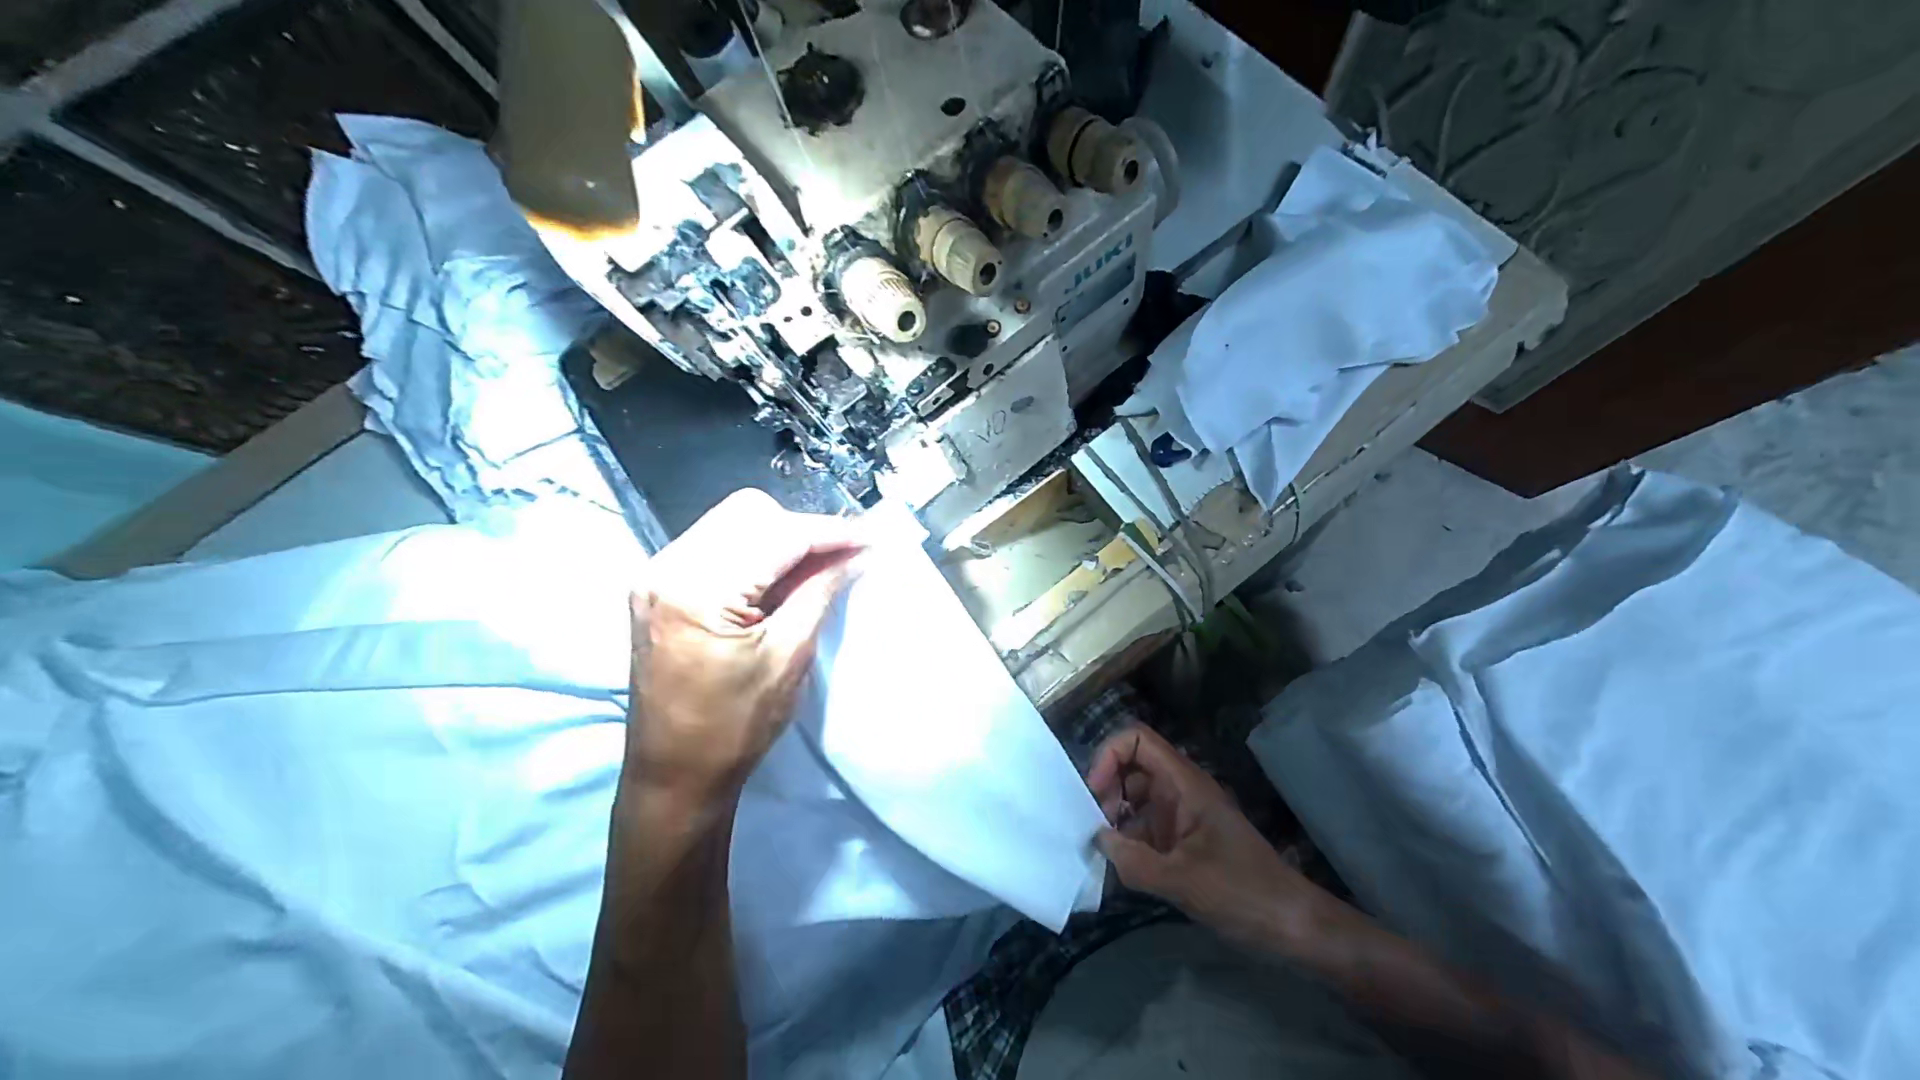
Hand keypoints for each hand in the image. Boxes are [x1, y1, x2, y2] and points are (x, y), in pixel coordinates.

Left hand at [626, 489, 866, 809]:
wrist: (674, 773)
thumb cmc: (734, 727)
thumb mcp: (788, 657)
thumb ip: (821, 591)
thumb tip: (857, 553)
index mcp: (696, 590)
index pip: (776, 535)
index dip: (830, 533)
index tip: (871, 539)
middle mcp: (666, 567)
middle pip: (749, 513)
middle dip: (803, 529)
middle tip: (842, 559)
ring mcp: (655, 573)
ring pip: (732, 521)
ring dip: (780, 537)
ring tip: (815, 569)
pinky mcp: (658, 584)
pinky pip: (715, 542)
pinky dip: (754, 550)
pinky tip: (778, 577)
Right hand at [1087, 725, 1314, 946]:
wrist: (1294, 929)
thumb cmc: (1244, 893)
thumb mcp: (1184, 881)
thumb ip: (1134, 862)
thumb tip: (1098, 840)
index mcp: (1185, 784)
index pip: (1138, 740)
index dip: (1109, 755)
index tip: (1095, 793)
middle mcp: (1180, 793)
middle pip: (1130, 768)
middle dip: (1105, 789)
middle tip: (1094, 826)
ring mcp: (1181, 819)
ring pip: (1133, 800)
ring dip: (1113, 818)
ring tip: (1102, 851)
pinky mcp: (1181, 845)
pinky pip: (1143, 830)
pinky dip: (1126, 843)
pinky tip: (1118, 869)